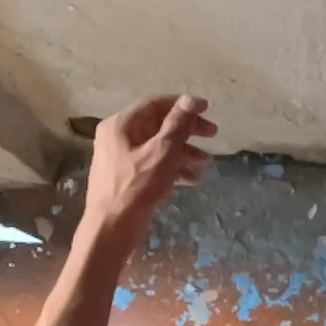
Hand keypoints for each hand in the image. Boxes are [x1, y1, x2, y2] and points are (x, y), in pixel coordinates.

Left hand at [85, 94, 216, 223]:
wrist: (111, 226)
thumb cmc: (137, 187)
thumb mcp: (163, 153)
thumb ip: (178, 125)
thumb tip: (191, 99)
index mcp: (122, 124)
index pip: (156, 104)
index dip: (184, 105)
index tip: (208, 110)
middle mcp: (118, 136)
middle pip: (158, 125)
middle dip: (187, 131)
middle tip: (213, 135)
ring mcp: (120, 157)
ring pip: (157, 146)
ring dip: (184, 152)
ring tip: (205, 163)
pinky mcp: (126, 176)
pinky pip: (152, 164)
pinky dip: (172, 168)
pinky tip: (191, 179)